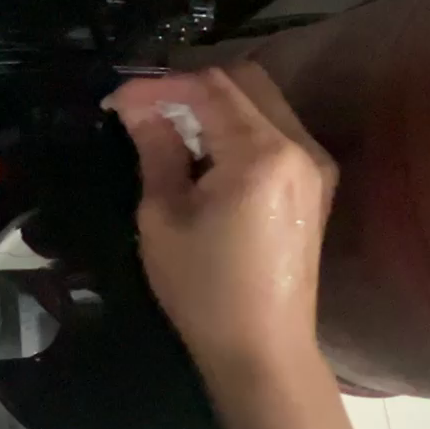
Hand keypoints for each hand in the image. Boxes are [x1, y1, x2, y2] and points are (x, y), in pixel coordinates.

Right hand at [105, 63, 336, 381]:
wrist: (262, 347)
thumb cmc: (202, 287)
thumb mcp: (163, 215)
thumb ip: (155, 150)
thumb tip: (136, 107)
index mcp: (260, 155)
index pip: (207, 88)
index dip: (157, 85)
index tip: (116, 101)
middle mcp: (298, 147)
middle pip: (242, 81)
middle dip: (187, 85)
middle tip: (142, 108)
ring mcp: (313, 164)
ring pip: (261, 101)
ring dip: (211, 102)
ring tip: (167, 126)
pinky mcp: (313, 183)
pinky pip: (273, 129)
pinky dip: (234, 124)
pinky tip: (202, 150)